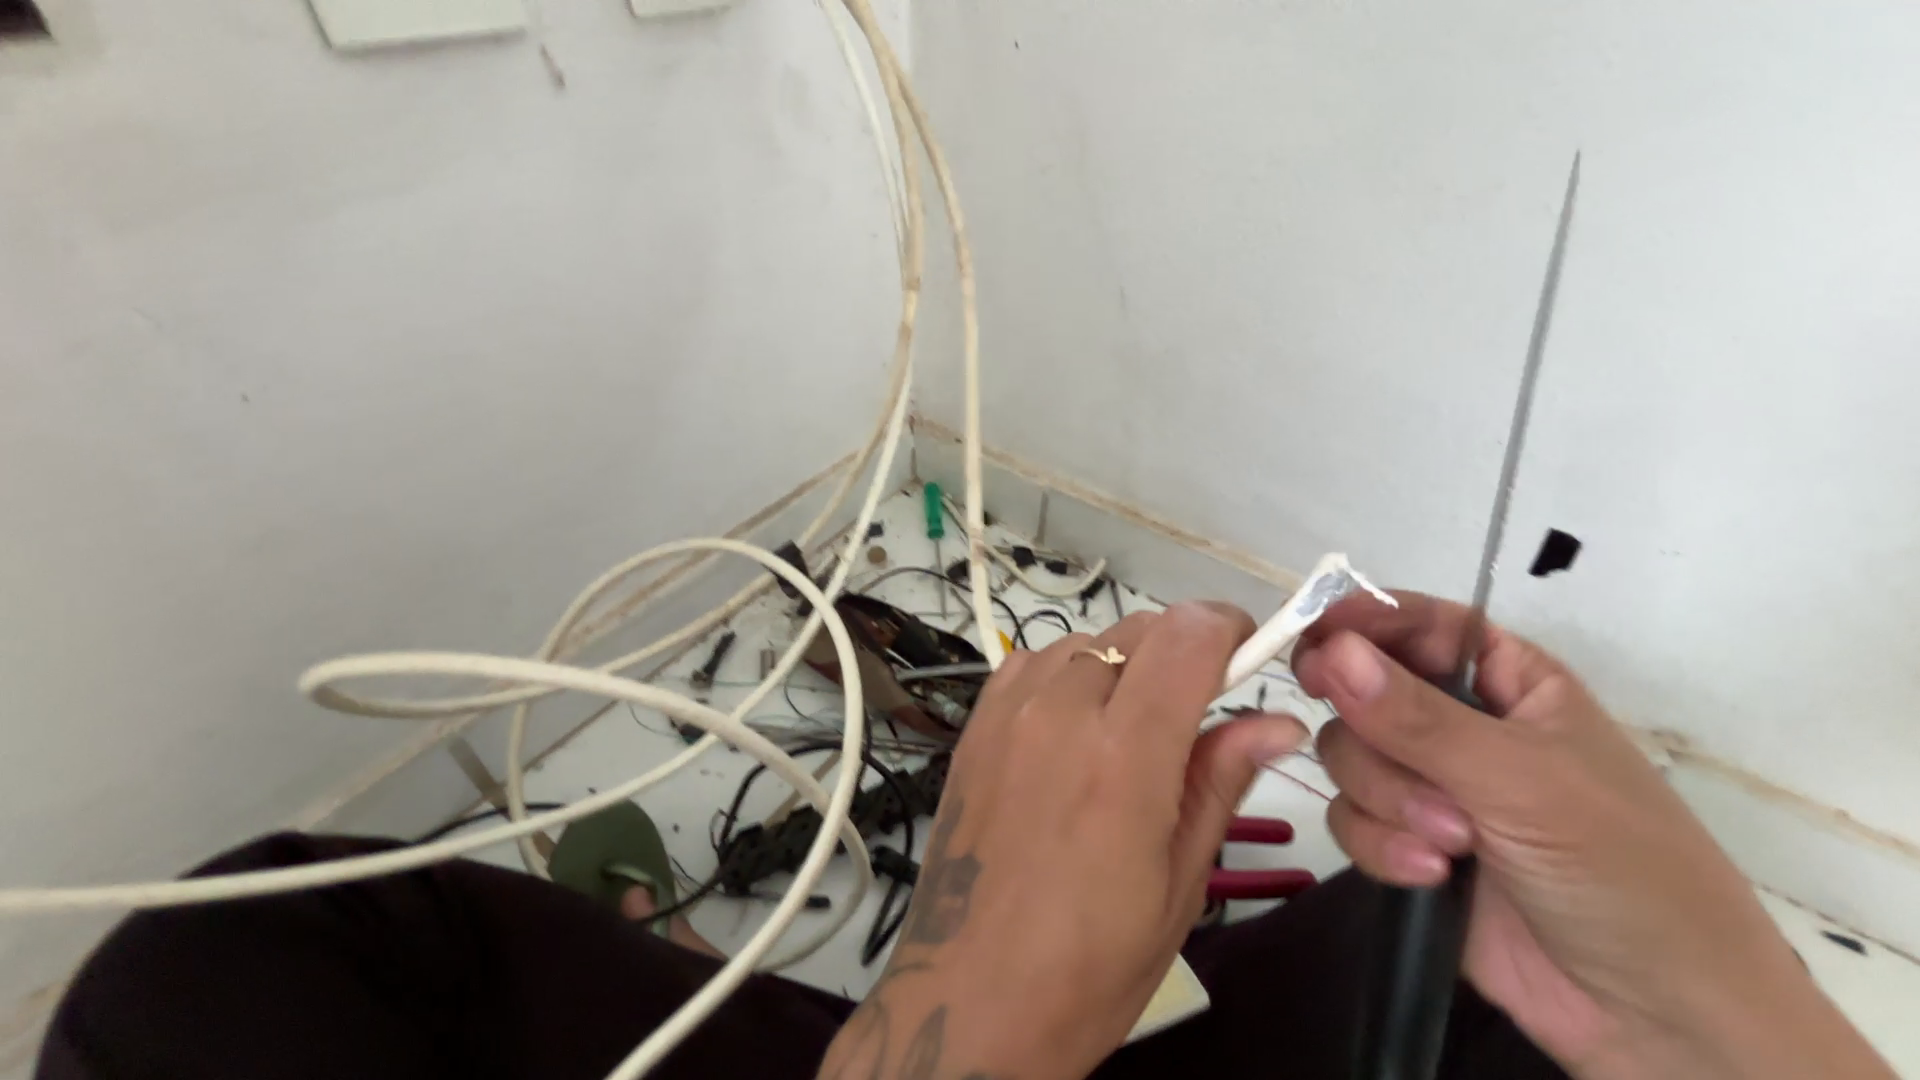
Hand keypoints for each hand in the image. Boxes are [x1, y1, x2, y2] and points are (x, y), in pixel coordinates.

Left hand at [817, 603, 1307, 1079]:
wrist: (972, 995)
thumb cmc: (1092, 962)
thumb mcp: (1180, 880)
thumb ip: (1221, 780)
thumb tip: (1278, 723)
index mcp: (1121, 755)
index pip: (1186, 637)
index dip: (1229, 628)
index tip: (1248, 651)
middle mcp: (1058, 713)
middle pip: (1138, 629)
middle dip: (1183, 647)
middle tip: (1201, 701)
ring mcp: (1007, 714)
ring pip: (1085, 641)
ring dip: (1124, 661)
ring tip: (1135, 721)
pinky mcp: (974, 727)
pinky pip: (1031, 665)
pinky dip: (1068, 673)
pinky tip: (1076, 723)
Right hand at [1293, 591, 1892, 1079]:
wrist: (1654, 1018)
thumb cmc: (1622, 870)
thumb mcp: (1523, 782)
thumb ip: (1417, 718)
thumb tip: (1333, 650)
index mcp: (1508, 683)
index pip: (1419, 624)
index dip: (1363, 621)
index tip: (1312, 642)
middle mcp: (1458, 724)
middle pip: (1361, 691)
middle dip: (1381, 743)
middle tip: (1401, 766)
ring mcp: (1428, 785)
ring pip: (1347, 756)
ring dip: (1388, 802)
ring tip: (1452, 845)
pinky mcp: (1405, 842)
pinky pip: (1349, 818)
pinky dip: (1379, 847)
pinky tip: (1432, 877)